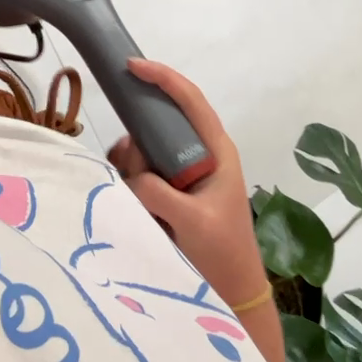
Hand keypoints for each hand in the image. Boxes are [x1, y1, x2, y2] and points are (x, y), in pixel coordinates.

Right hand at [108, 58, 269, 310]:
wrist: (232, 294)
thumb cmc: (222, 253)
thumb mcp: (192, 221)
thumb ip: (158, 191)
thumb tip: (130, 174)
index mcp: (217, 150)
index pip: (190, 98)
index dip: (162, 77)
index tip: (131, 66)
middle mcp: (200, 152)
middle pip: (158, 120)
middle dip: (138, 136)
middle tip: (133, 170)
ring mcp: (183, 170)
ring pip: (144, 144)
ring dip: (132, 162)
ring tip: (139, 197)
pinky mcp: (170, 188)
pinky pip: (139, 167)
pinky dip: (129, 176)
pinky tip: (131, 198)